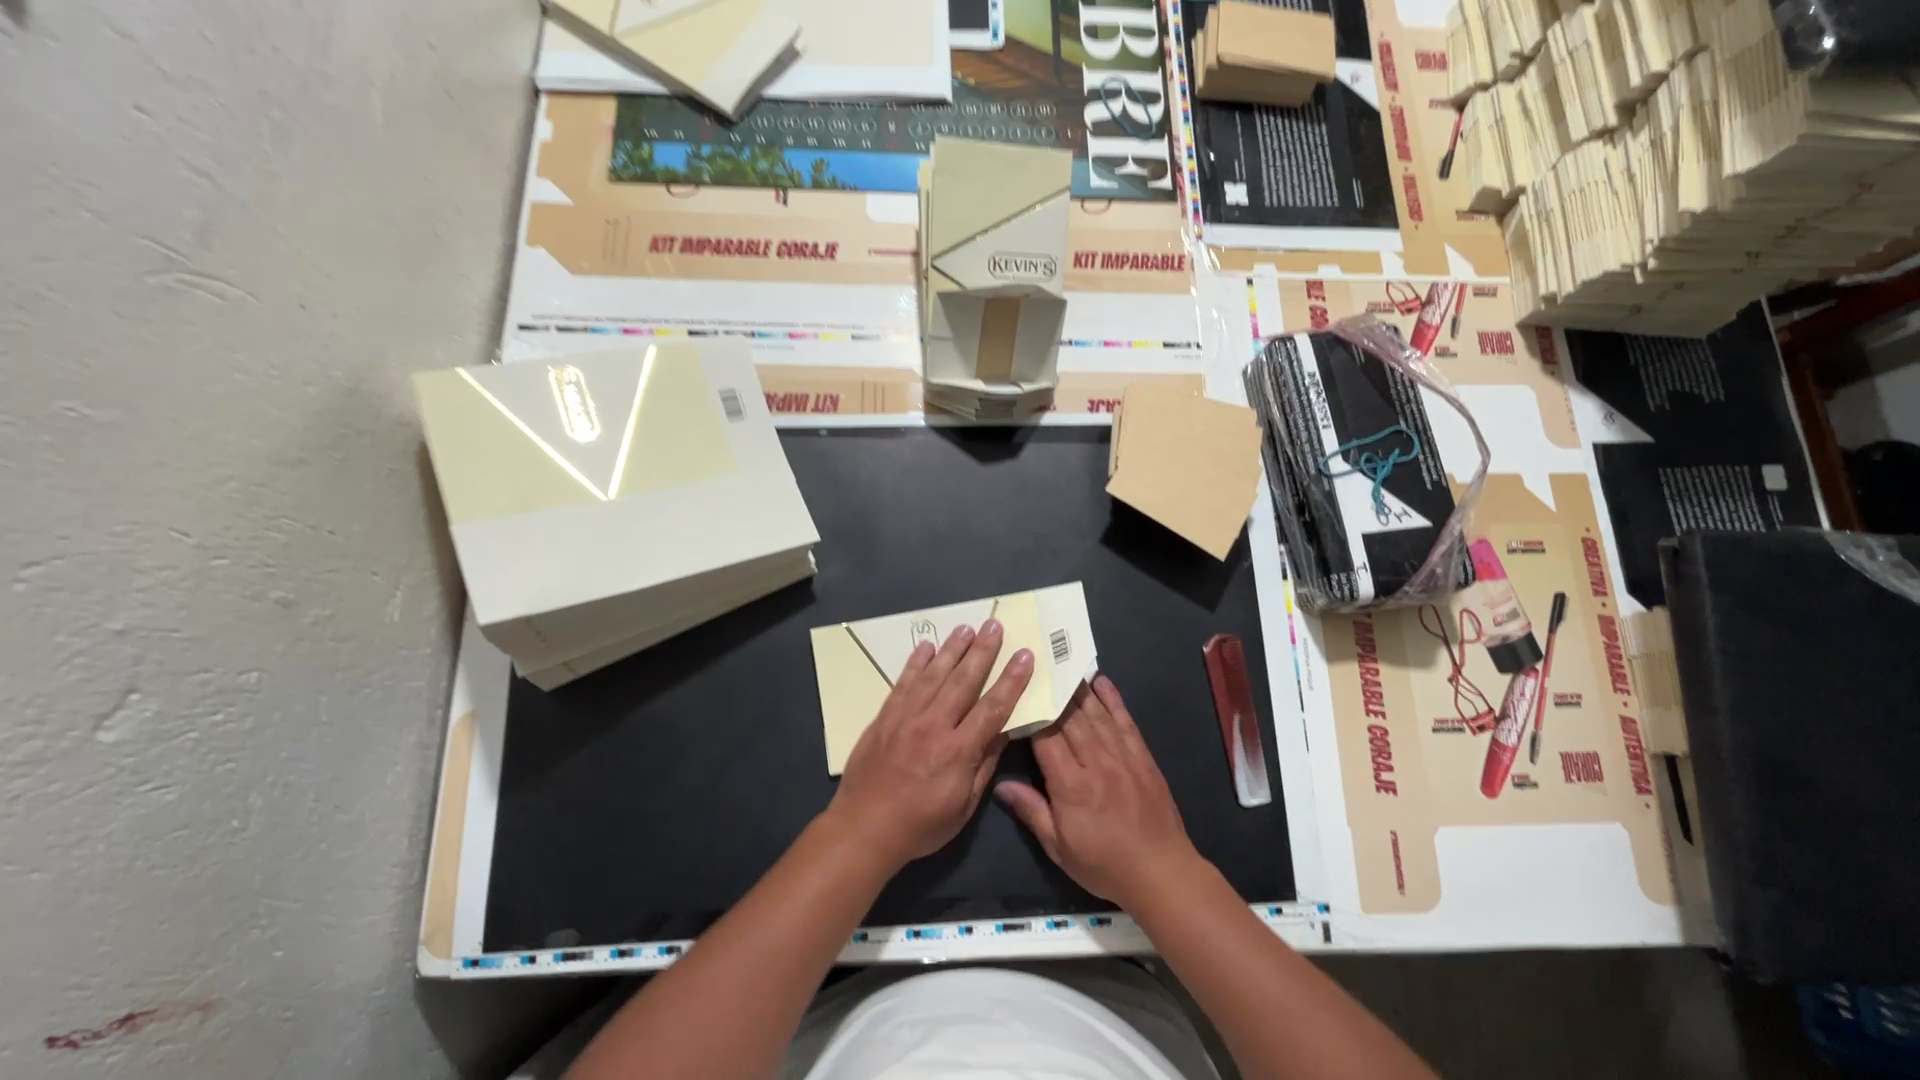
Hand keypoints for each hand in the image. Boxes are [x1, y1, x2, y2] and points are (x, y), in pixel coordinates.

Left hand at [827, 620, 1034, 866]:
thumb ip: (983, 766)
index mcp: (958, 751)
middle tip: (996, 625)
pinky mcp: (884, 718)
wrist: (863, 828)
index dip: (1011, 681)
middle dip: (983, 651)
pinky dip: (915, 664)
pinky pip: (903, 684)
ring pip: (933, 676)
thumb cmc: (920, 825)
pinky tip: (926, 648)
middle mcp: (933, 726)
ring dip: (952, 649)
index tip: (1025, 656)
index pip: (993, 707)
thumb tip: (1003, 733)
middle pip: (963, 681)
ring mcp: (905, 718)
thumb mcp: (963, 807)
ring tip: (967, 628)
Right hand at [995, 675, 1203, 907]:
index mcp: (1071, 786)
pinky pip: (1126, 723)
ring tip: (1065, 666)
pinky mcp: (1143, 758)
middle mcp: (1096, 764)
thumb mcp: (1058, 847)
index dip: (1033, 714)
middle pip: (1071, 720)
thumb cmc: (1103, 864)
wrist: (1160, 872)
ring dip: (1080, 690)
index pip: (1046, 739)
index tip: (1019, 692)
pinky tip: (1102, 683)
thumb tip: (1001, 786)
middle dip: (1054, 693)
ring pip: (1097, 715)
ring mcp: (1123, 758)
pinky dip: (1114, 701)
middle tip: (1040, 667)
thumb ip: (1032, 811)